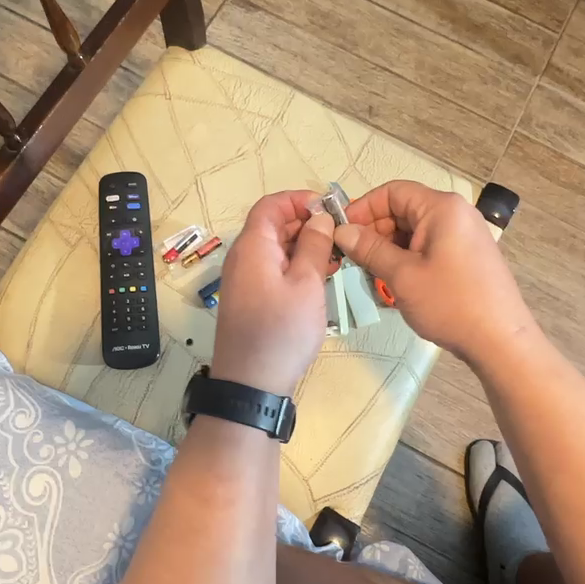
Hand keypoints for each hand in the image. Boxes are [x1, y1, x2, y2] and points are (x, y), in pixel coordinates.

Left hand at [209, 190, 336, 394]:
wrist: (251, 384)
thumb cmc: (282, 330)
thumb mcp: (307, 284)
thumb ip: (315, 246)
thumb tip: (320, 218)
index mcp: (253, 246)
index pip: (271, 205)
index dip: (299, 200)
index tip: (330, 208)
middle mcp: (243, 259)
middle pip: (273, 226)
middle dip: (306, 224)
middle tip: (341, 235)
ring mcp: (245, 281)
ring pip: (276, 251)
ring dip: (305, 248)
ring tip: (338, 258)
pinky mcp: (251, 301)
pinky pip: (274, 271)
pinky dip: (296, 268)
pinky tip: (322, 279)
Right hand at [333, 181, 536, 364]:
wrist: (500, 341)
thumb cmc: (450, 303)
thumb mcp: (402, 275)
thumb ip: (369, 249)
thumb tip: (342, 231)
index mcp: (441, 208)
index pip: (392, 191)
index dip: (363, 208)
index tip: (342, 233)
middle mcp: (456, 214)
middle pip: (403, 210)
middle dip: (374, 233)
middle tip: (353, 260)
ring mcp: (464, 236)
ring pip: (414, 232)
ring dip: (388, 250)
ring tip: (373, 277)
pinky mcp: (467, 257)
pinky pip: (429, 248)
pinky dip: (407, 260)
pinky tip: (396, 285)